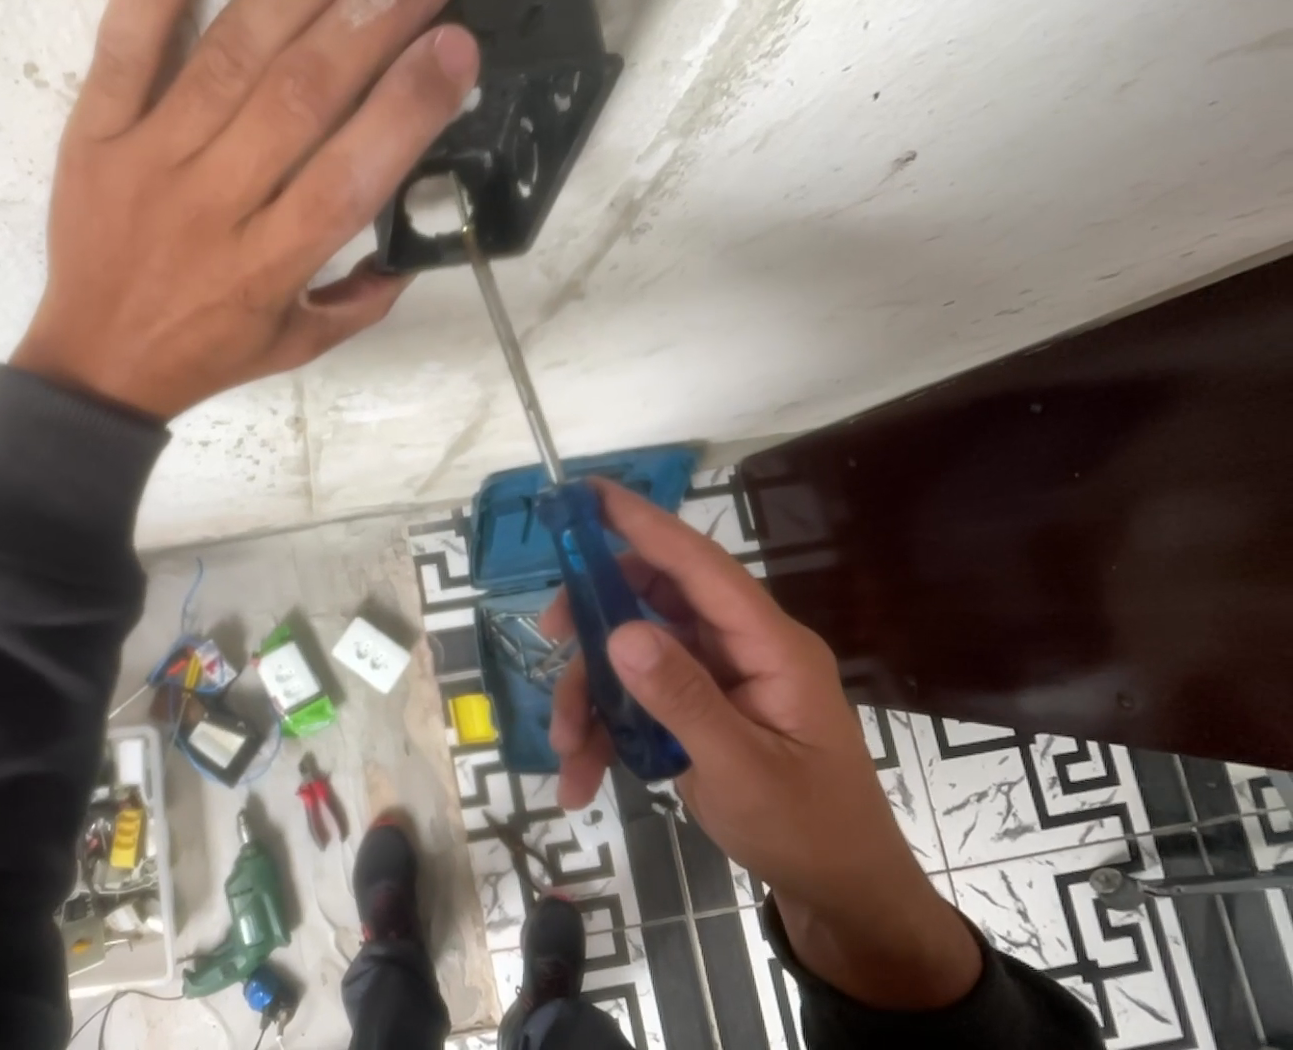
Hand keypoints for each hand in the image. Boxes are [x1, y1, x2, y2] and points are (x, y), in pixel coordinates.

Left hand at [10, 0, 479, 418]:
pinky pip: (128, 39)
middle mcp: (211, 206)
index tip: (457, 49)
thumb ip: (360, 305)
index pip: (348, 178)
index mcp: (266, 268)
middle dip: (374, 17)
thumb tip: (410, 252)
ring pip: (232, 54)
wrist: (95, 363)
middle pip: (300, 96)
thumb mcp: (295, 346)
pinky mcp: (95, 131)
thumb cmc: (203, 354)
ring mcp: (148, 160)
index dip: (406, 108)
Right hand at [543, 479, 981, 1009]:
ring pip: (632, 655)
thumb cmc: (807, 830)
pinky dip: (604, 731)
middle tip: (549, 636)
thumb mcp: (741, 769)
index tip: (589, 493)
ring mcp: (715, 677)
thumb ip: (682, 698)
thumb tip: (618, 631)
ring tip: (567, 751)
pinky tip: (582, 777)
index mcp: (769, 646)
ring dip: (590, 696)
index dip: (644, 523)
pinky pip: (636, 698)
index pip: (700, 566)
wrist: (839, 893)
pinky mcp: (696, 708)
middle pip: (652, 602)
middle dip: (594, 621)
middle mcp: (739, 647)